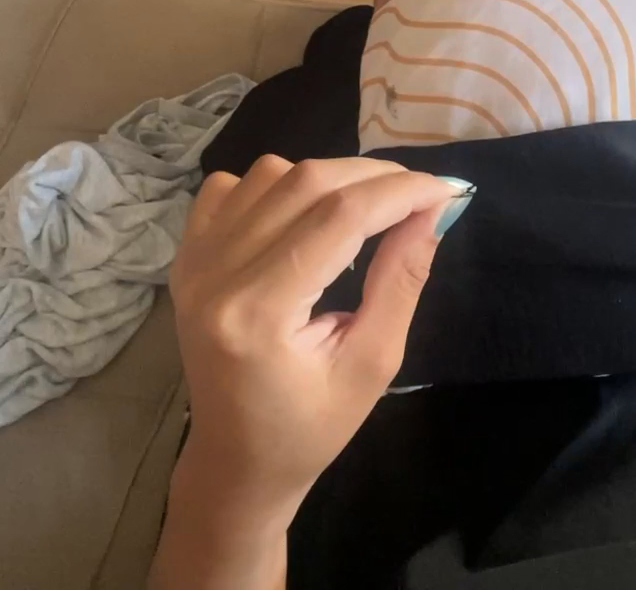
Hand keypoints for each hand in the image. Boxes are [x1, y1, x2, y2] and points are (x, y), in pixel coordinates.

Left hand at [150, 156, 470, 589]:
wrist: (234, 463)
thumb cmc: (311, 428)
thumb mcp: (374, 363)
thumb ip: (402, 280)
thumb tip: (433, 208)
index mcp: (259, 313)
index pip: (341, 216)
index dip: (402, 191)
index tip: (448, 189)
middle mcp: (215, 275)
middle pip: (307, 182)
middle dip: (377, 176)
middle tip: (420, 194)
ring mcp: (193, 261)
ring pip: (272, 173)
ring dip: (332, 176)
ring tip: (369, 206)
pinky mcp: (187, 256)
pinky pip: (232, 185)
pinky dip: (277, 183)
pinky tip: (303, 215)